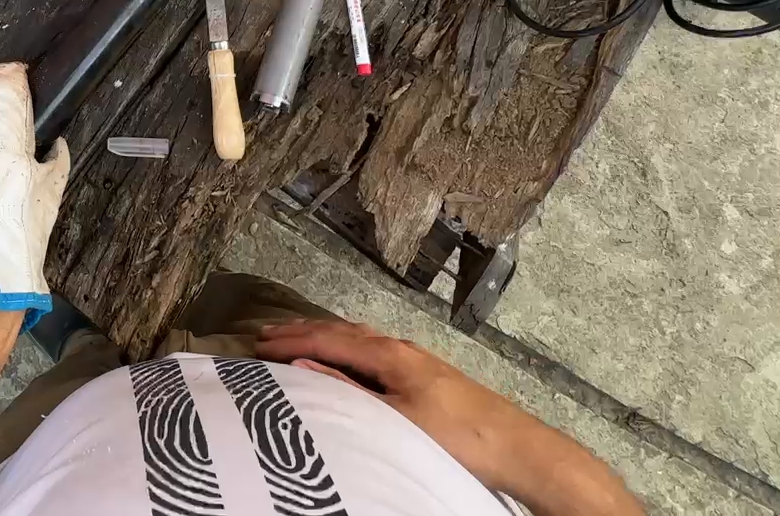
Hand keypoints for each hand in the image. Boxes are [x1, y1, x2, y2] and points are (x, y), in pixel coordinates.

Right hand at [256, 320, 545, 492]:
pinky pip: (368, 346)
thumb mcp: (397, 418)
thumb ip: (349, 389)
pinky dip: (342, 344)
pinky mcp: (422, 371)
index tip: (257, 344)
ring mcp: (411, 356)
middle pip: (338, 329)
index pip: (327, 337)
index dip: (290, 340)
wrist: (522, 449)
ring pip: (354, 335)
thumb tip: (304, 363)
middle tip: (264, 335)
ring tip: (294, 337)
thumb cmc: (459, 435)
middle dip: (299, 330)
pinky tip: (344, 354)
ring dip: (320, 335)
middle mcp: (396, 346)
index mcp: (387, 352)